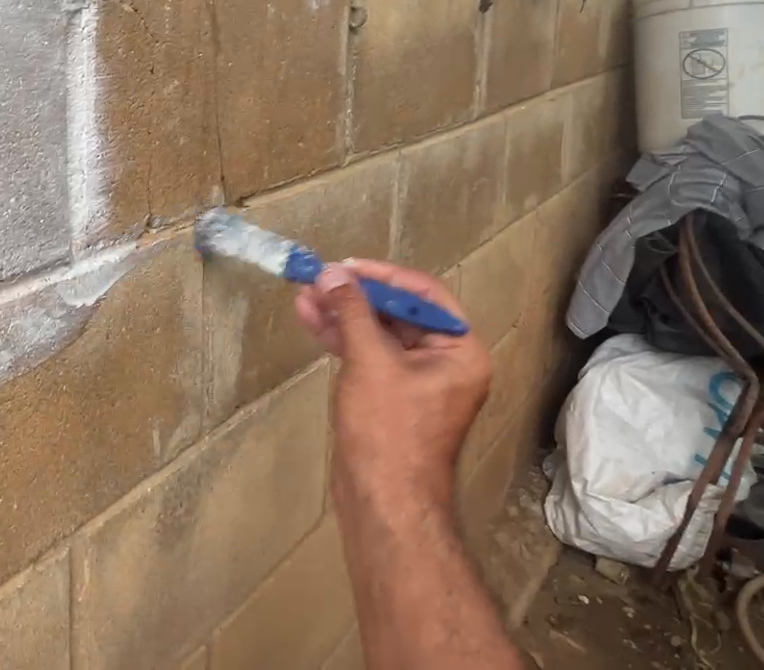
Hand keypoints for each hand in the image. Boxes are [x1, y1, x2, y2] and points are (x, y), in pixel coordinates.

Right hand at [294, 261, 491, 510]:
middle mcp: (444, 362)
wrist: (382, 497)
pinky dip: (341, 337)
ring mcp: (416, 379)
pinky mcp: (389, 393)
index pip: (425, 296)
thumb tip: (332, 272)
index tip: (345, 266)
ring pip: (377, 332)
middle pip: (398, 312)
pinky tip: (311, 320)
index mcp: (460, 352)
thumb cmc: (388, 428)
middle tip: (317, 279)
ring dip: (341, 313)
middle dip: (354, 295)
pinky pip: (367, 353)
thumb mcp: (369, 361)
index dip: (383, 276)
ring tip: (303, 296)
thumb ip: (351, 311)